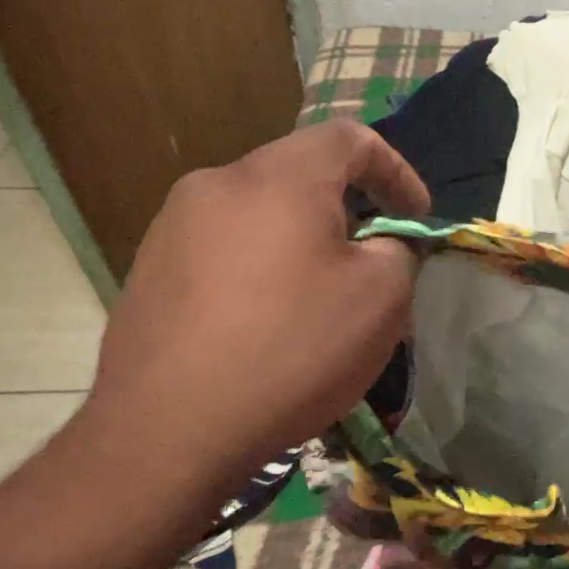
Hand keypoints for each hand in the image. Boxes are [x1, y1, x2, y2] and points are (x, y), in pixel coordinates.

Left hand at [83, 120, 429, 482]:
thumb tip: (381, 243)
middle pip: (302, 174)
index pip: (350, 138)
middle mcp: (217, 184)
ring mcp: (173, 227)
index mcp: (278, 177)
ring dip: (305, 241)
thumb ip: (398, 249)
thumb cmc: (293, 349)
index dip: (397, 171)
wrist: (170, 430)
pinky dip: (263, 268)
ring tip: (324, 298)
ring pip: (262, 214)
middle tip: (378, 261)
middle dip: (351, 210)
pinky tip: (272, 324)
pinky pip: (226, 249)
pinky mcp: (150, 270)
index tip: (419, 218)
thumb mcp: (382, 298)